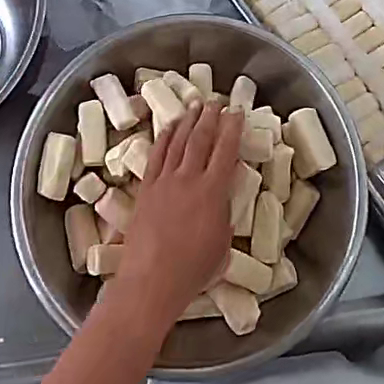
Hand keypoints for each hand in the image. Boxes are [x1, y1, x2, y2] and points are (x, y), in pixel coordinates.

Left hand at [111, 101, 242, 323]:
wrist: (152, 280)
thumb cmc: (193, 269)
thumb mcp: (223, 242)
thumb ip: (224, 215)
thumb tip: (222, 202)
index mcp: (213, 191)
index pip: (226, 150)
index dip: (233, 128)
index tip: (237, 112)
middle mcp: (188, 179)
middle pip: (201, 139)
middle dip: (210, 117)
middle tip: (216, 102)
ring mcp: (164, 182)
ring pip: (178, 142)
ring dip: (188, 121)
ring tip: (195, 106)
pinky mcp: (146, 189)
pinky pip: (156, 156)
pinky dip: (164, 138)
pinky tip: (169, 128)